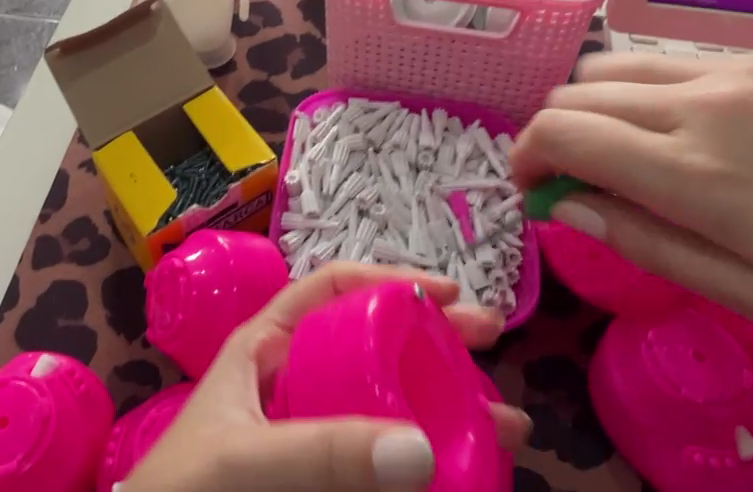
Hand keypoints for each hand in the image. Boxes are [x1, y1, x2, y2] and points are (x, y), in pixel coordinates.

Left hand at [121, 263, 530, 491]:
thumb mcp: (248, 460)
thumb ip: (323, 452)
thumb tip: (423, 448)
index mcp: (265, 347)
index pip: (330, 290)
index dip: (388, 280)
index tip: (448, 293)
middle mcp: (292, 379)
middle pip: (371, 341)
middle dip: (432, 339)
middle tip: (492, 343)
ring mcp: (307, 430)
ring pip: (384, 402)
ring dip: (441, 405)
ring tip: (504, 424)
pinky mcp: (319, 475)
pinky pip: (377, 456)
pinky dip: (420, 459)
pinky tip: (463, 468)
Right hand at [512, 50, 752, 362]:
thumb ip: (651, 246)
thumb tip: (567, 207)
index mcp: (698, 174)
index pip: (562, 134)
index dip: (526, 157)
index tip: (531, 187)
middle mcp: (701, 103)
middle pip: (576, 92)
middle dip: (551, 132)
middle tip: (572, 176)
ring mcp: (735, 68)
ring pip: (614, 67)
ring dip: (593, 105)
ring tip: (620, 149)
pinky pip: (670, 60)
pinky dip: (644, 89)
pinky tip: (684, 128)